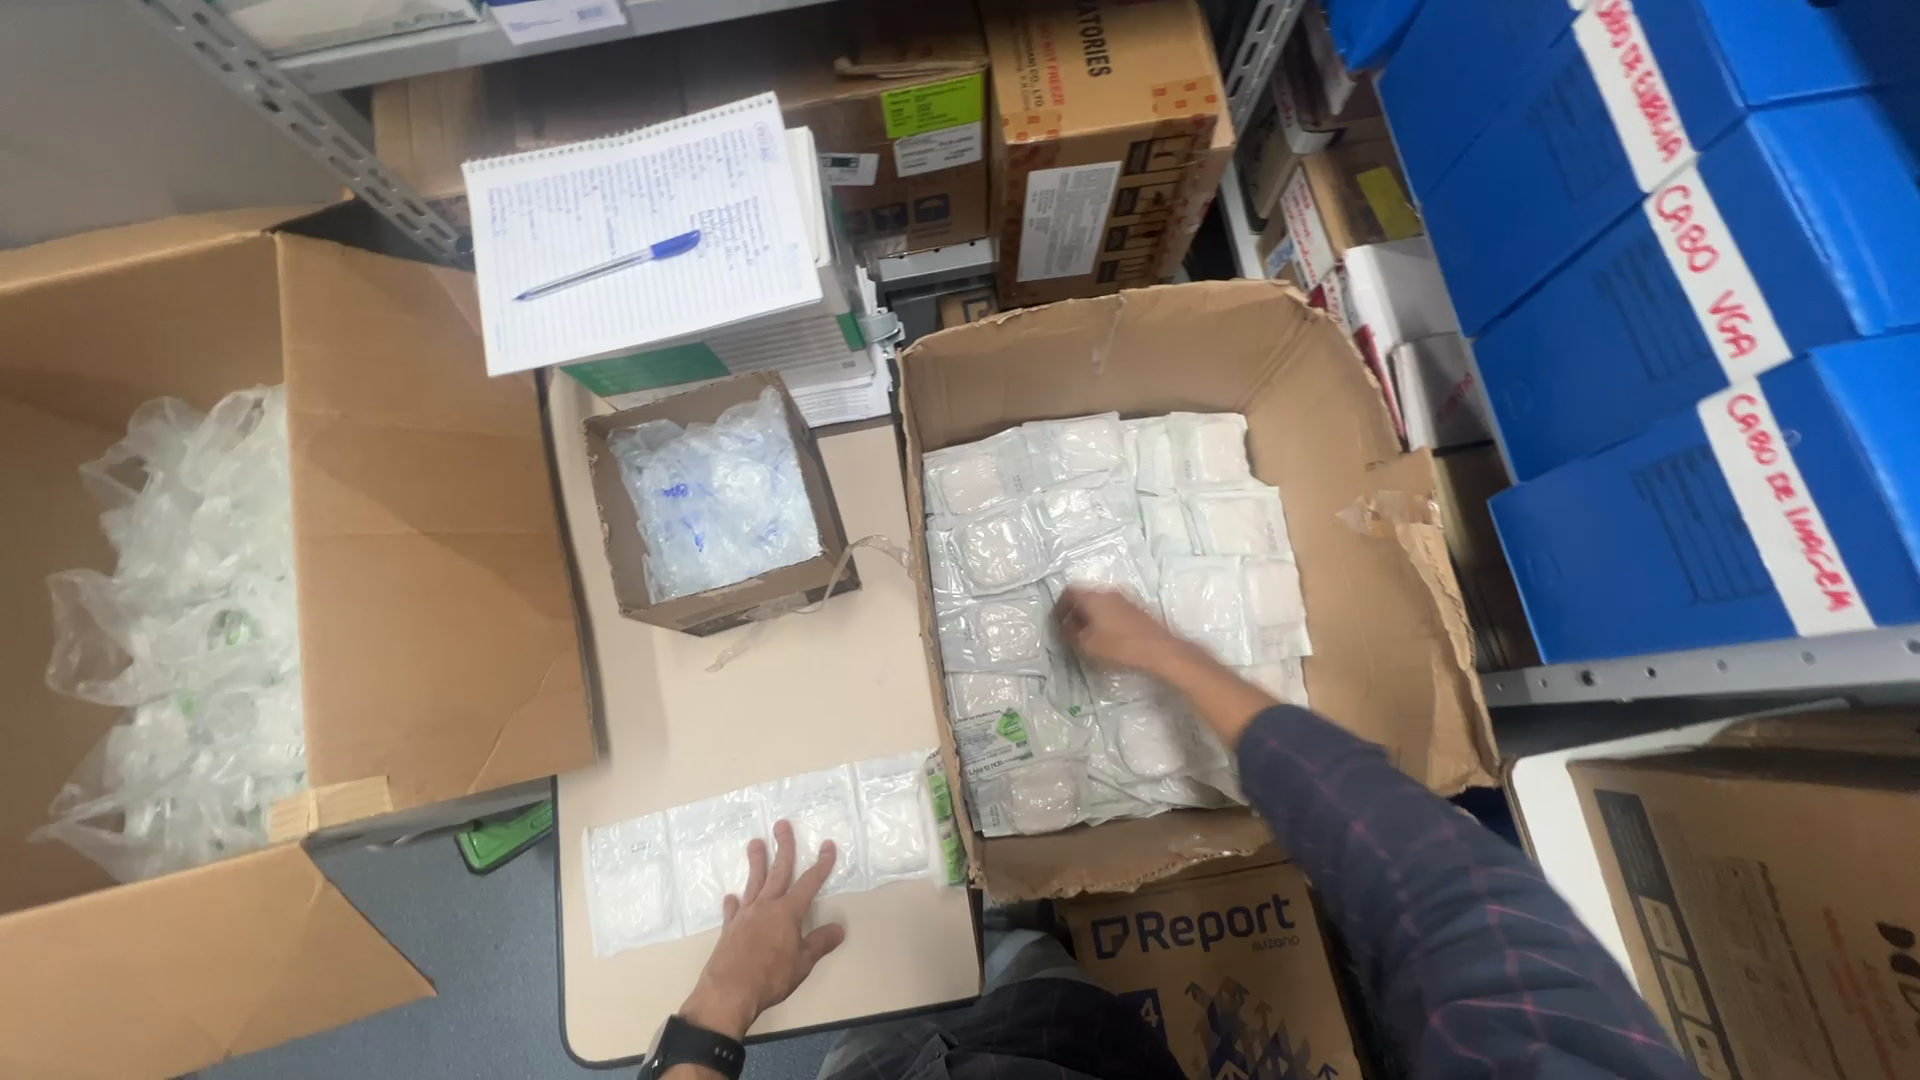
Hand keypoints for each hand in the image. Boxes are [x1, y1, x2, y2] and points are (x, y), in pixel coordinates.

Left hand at [678, 820, 846, 1039]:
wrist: (728, 993)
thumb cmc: (771, 977)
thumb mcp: (803, 963)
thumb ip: (820, 943)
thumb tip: (839, 929)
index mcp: (788, 911)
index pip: (809, 882)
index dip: (821, 864)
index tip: (827, 845)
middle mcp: (767, 906)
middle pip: (778, 870)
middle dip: (784, 846)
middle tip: (782, 824)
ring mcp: (745, 916)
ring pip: (753, 882)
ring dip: (756, 862)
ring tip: (754, 843)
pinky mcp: (729, 929)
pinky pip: (733, 910)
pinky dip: (734, 902)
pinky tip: (732, 896)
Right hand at [1053, 586, 1195, 676]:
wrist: (1158, 649)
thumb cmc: (1118, 645)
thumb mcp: (1086, 644)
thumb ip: (1069, 634)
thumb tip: (1063, 628)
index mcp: (1093, 596)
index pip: (1069, 591)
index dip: (1059, 606)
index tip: (1057, 622)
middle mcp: (1108, 592)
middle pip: (1085, 596)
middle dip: (1074, 612)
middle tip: (1070, 630)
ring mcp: (1125, 598)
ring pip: (1100, 602)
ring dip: (1090, 616)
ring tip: (1088, 636)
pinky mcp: (1136, 608)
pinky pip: (1112, 608)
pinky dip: (1104, 618)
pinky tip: (1107, 636)